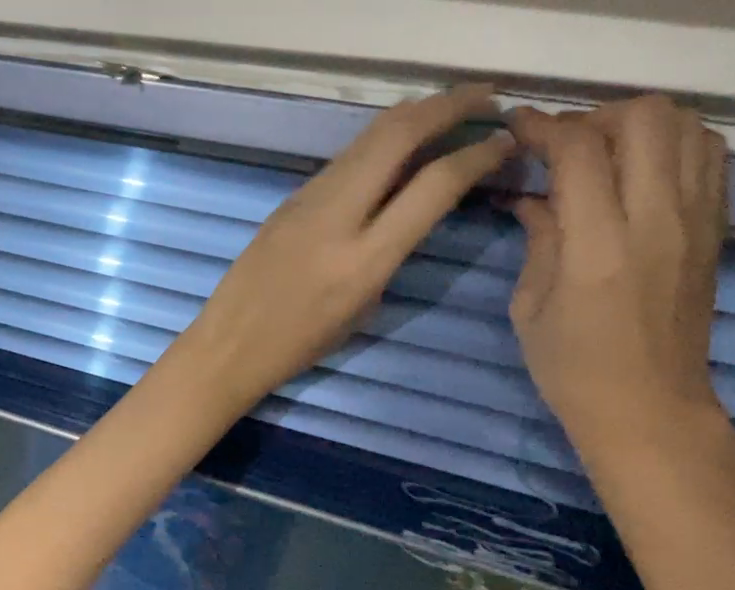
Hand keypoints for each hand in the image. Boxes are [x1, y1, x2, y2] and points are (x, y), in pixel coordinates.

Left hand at [178, 85, 513, 403]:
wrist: (230, 346)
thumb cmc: (299, 346)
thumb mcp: (363, 309)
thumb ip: (393, 254)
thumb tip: (415, 208)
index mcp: (363, 261)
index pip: (434, 186)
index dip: (477, 155)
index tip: (504, 142)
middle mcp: (337, 219)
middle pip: (399, 135)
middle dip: (449, 107)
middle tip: (485, 99)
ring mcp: (307, 203)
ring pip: (368, 138)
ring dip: (414, 116)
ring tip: (448, 112)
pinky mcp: (289, 199)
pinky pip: (344, 159)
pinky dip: (379, 142)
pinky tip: (396, 147)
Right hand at [503, 97, 728, 438]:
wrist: (647, 405)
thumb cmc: (572, 369)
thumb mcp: (530, 308)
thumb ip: (538, 241)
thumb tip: (532, 198)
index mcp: (598, 247)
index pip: (578, 152)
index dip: (543, 129)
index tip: (516, 130)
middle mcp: (656, 219)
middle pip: (643, 118)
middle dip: (594, 118)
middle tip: (563, 145)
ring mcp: (696, 217)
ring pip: (685, 124)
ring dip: (638, 125)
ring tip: (603, 154)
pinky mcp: (716, 224)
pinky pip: (707, 152)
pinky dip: (673, 143)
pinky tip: (640, 171)